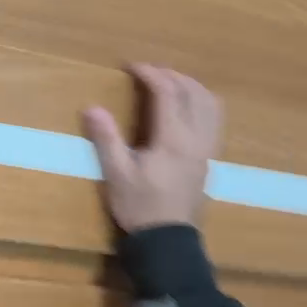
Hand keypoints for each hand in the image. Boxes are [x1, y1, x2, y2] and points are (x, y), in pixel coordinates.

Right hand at [81, 64, 223, 233]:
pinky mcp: (209, 159)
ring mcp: (208, 149)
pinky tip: (185, 109)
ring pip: (210, 104)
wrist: (167, 240)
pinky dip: (201, 103)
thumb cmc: (140, 207)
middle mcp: (197, 139)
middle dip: (171, 75)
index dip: (150, 74)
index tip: (131, 66)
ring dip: (191, 86)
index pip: (167, 93)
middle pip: (194, 92)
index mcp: (174, 139)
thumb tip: (92, 108)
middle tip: (148, 73)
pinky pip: (214, 119)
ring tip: (169, 84)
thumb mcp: (117, 174)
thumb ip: (107, 139)